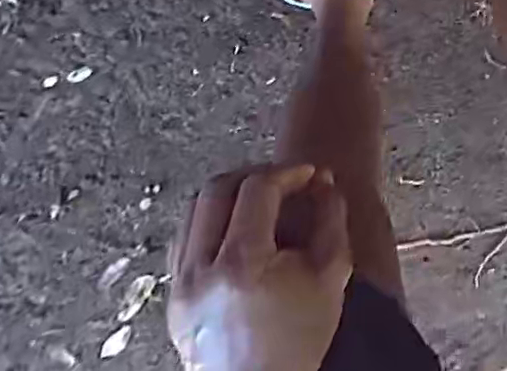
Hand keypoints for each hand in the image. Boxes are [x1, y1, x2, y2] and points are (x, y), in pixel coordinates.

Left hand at [167, 163, 351, 370]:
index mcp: (242, 264)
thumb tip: (322, 179)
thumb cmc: (300, 334)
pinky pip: (186, 238)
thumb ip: (330, 214)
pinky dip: (215, 220)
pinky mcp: (173, 298)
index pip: (257, 188)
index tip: (311, 176)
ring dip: (232, 195)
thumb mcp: (333, 268)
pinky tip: (244, 230)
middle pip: (216, 189)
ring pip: (194, 210)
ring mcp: (179, 288)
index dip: (289, 171)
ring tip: (266, 203)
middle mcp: (199, 273)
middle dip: (257, 174)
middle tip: (286, 182)